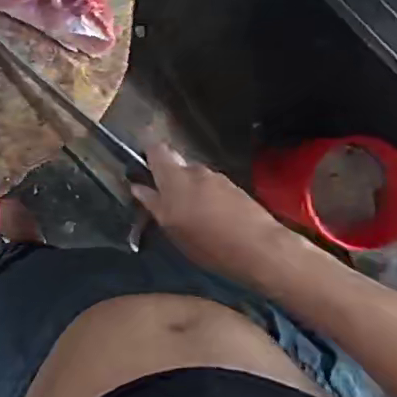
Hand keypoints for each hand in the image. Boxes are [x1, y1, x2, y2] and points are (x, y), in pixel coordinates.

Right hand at [131, 139, 308, 287]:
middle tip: (169, 208)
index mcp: (175, 176)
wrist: (258, 246)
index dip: (148, 156)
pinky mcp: (235, 188)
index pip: (156, 150)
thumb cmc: (208, 241)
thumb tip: (138, 187)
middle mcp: (196, 170)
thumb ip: (153, 204)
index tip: (144, 172)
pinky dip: (208, 200)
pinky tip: (213, 222)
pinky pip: (213, 188)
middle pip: (177, 167)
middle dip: (171, 182)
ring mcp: (218, 178)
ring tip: (193, 220)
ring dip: (191, 193)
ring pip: (196, 179)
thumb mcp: (172, 228)